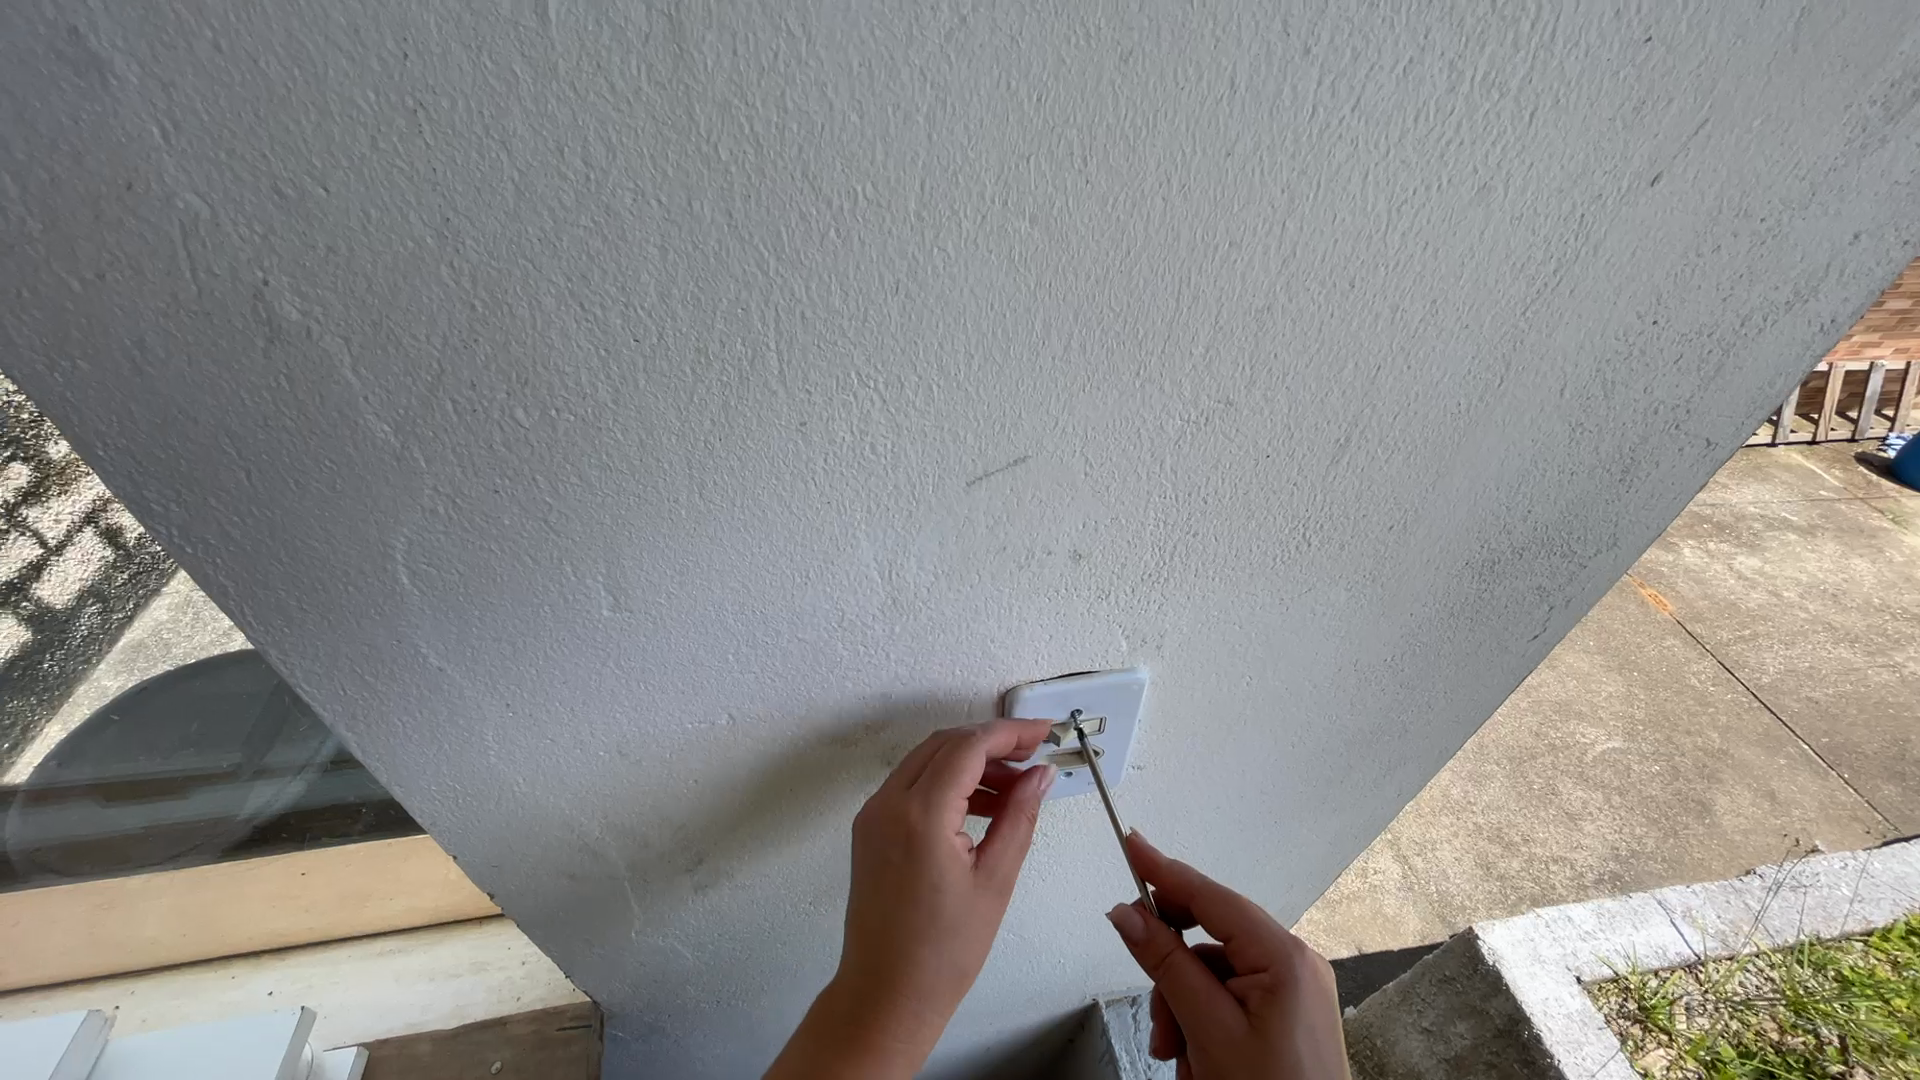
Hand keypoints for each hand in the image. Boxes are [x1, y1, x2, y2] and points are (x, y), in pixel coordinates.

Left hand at [766, 718, 1057, 1079]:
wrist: (885, 995)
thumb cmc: (942, 952)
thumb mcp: (995, 880)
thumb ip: (1019, 816)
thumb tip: (1041, 775)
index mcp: (919, 815)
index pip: (967, 746)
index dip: (1009, 733)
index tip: (1042, 733)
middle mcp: (887, 804)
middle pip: (945, 744)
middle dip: (991, 742)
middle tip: (1033, 756)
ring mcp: (873, 814)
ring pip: (927, 759)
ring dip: (970, 761)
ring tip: (1014, 788)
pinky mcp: (871, 827)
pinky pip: (912, 784)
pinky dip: (947, 782)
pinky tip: (981, 804)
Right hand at [1105, 833, 1349, 1079]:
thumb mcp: (1208, 1030)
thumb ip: (1165, 964)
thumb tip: (1128, 915)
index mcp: (1284, 957)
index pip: (1210, 896)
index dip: (1164, 870)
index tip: (1132, 843)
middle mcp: (1293, 963)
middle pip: (1207, 936)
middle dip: (1172, 972)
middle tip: (1154, 1004)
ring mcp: (1291, 990)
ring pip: (1210, 970)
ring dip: (1181, 1006)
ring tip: (1178, 1053)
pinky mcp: (1284, 1013)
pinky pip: (1226, 994)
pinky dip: (1201, 1019)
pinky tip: (1196, 1058)